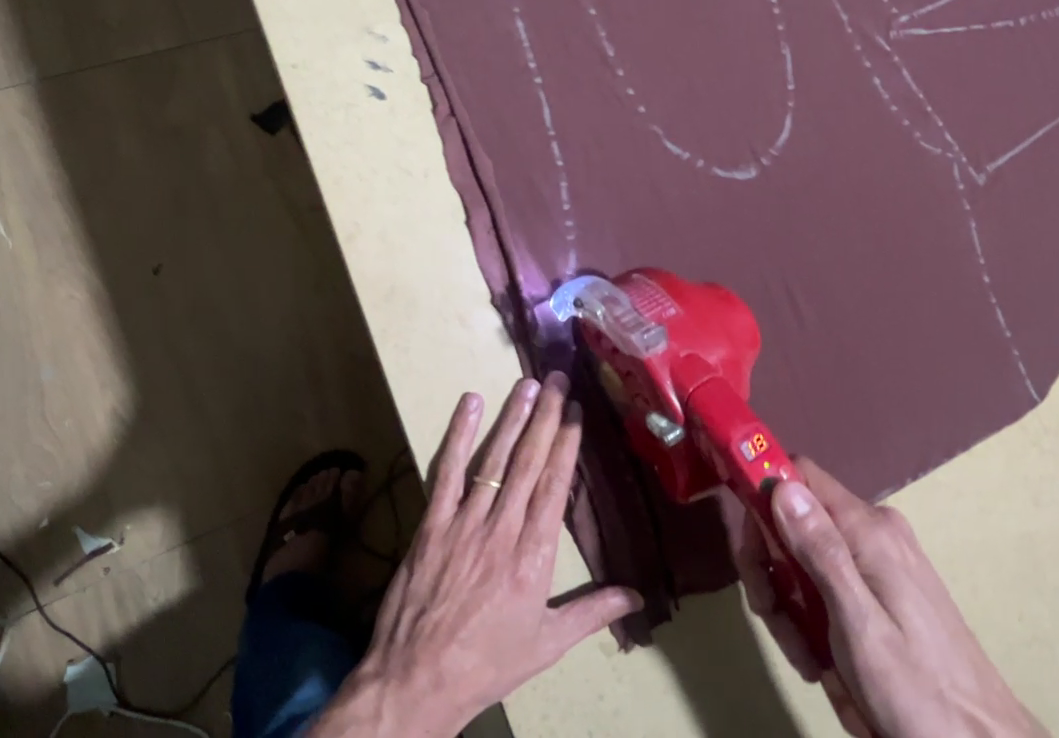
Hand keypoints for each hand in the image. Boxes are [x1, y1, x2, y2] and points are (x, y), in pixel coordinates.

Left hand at [310, 374, 642, 737]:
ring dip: (511, 419)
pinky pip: (447, 471)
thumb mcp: (548, 643)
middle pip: (529, 462)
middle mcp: (503, 529)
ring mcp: (464, 522)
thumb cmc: (489, 663)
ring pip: (494, 460)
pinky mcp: (432, 523)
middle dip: (545, 417)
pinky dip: (459, 436)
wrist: (420, 678)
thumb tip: (638, 596)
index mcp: (534, 556)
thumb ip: (593, 613)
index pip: (555, 486)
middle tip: (556, 380)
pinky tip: (470, 405)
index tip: (575, 412)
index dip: (566, 444)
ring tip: (526, 384)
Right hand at [731, 460, 1047, 737]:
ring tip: (809, 659)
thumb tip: (782, 486)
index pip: (798, 475)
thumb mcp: (858, 624)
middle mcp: (874, 532)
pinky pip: (828, 586)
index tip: (748, 548)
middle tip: (774, 620)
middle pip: (794, 523)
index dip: (761, 498)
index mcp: (868, 529)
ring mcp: (881, 561)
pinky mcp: (884, 590)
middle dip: (772, 570)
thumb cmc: (918, 690)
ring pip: (805, 560)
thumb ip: (820, 551)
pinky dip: (815, 619)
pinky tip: (825, 661)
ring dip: (792, 606)